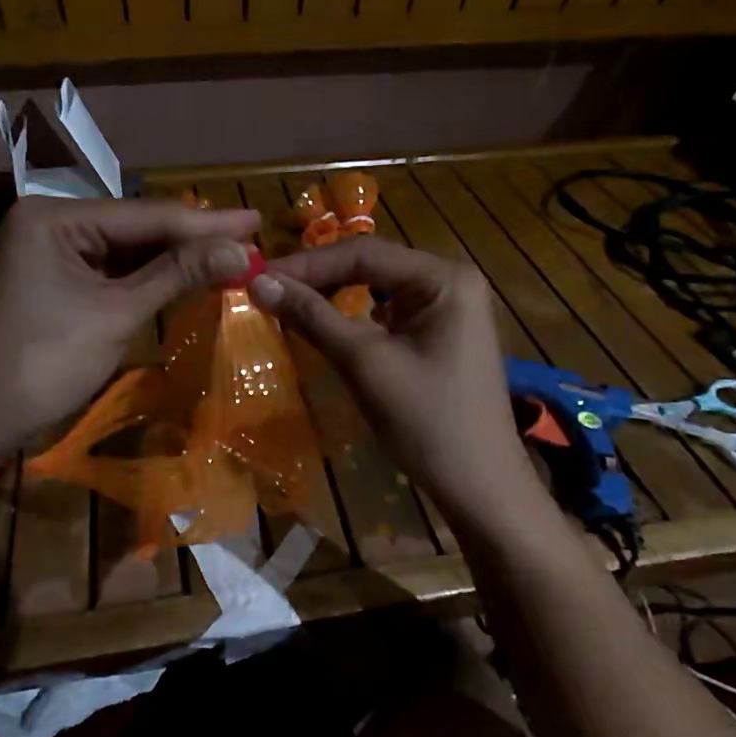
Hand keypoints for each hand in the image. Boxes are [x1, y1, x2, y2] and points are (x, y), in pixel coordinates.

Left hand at [0, 197, 258, 451]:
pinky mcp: (48, 280)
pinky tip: (181, 276)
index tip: (256, 220)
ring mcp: (45, 252)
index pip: (143, 215)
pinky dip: (141, 279)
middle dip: (189, 240)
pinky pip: (104, 272)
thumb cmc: (46, 363)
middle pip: (132, 228)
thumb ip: (176, 276)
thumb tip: (240, 250)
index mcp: (53, 217)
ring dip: (169, 260)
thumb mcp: (116, 315)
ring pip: (120, 251)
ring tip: (228, 255)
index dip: (203, 222)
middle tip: (249, 237)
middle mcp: (47, 222)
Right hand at [249, 239, 533, 506]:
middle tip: (265, 292)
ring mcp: (444, 309)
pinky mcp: (434, 335)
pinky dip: (347, 316)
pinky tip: (319, 325)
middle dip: (315, 277)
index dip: (306, 264)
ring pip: (373, 288)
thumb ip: (313, 317)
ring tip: (284, 305)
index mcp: (443, 279)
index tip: (257, 278)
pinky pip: (382, 312)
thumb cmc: (426, 420)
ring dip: (328, 295)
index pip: (362, 252)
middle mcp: (448, 282)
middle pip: (369, 265)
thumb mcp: (364, 363)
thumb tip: (258, 284)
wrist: (478, 484)